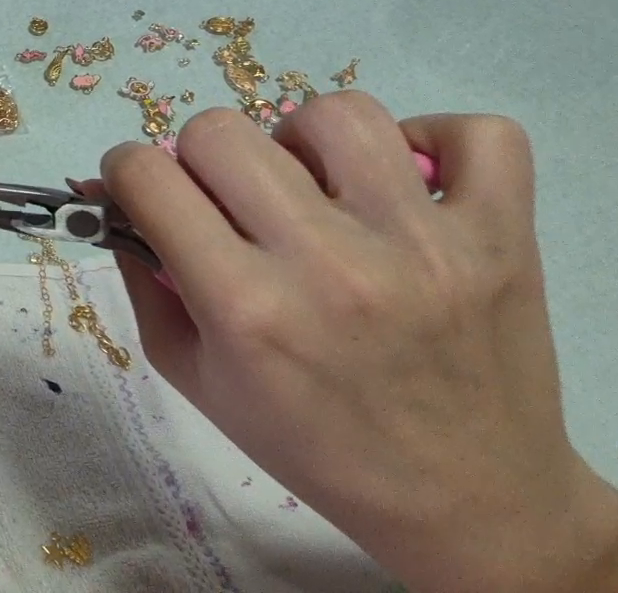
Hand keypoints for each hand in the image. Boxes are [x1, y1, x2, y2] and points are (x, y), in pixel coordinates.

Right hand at [101, 92, 617, 592]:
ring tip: (312, 185)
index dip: (125, 170)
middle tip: (223, 197)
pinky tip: (402, 180)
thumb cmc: (305, 442)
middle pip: (220, 131)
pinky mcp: (504, 238)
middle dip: (198, 155)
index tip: (142, 189)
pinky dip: (432, 138)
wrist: (467, 504)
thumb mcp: (189, 371)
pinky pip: (479, 134)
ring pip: (336, 113)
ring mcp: (425, 244)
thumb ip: (142, 277)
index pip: (145, 174)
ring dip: (300, 140)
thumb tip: (113, 198)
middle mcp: (328, 263)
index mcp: (242, 305)